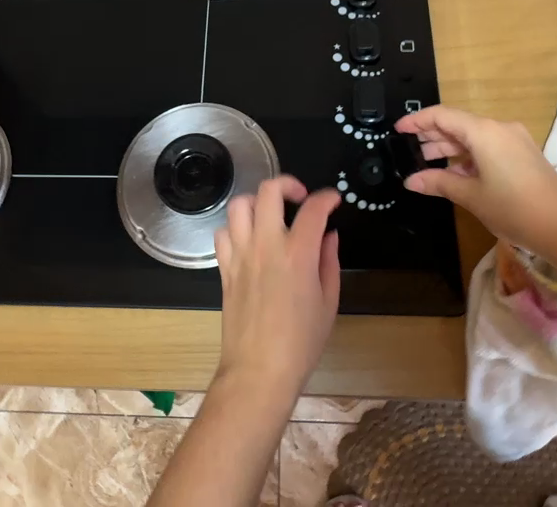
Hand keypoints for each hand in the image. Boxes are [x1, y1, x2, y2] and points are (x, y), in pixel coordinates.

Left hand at [212, 176, 341, 402]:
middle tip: (300, 198)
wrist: (258, 372)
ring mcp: (241, 255)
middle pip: (269, 191)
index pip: (313, 209)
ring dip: (258, 202)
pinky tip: (250, 239)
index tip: (333, 200)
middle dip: (288, 183)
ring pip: (239, 204)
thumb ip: (329, 262)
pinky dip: (236, 227)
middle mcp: (266, 246)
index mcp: (297, 255)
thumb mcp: (328, 303)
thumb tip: (329, 235)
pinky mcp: (224, 268)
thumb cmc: (301, 343)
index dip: (326, 197)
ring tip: (272, 214)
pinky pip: (223, 232)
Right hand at [395, 105, 556, 248]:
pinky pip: (489, 146)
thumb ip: (439, 182)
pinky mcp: (524, 154)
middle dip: (433, 135)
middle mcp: (500, 128)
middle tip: (410, 149)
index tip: (398, 130)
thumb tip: (411, 180)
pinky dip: (469, 156)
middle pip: (459, 124)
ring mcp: (515, 140)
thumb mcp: (471, 196)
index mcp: (484, 132)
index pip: (443, 115)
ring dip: (451, 147)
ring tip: (427, 162)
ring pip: (474, 136)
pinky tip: (456, 173)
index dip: (418, 120)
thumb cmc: (514, 210)